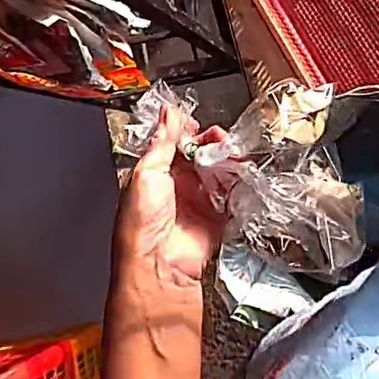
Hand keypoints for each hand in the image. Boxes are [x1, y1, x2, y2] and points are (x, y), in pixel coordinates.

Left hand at [113, 104, 224, 300]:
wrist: (158, 264)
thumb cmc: (140, 225)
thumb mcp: (146, 172)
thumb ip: (161, 141)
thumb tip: (167, 113)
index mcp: (156, 171)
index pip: (175, 142)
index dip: (186, 130)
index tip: (195, 122)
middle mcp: (178, 184)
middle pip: (201, 153)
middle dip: (211, 141)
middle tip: (217, 137)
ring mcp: (198, 199)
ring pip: (218, 168)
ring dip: (226, 157)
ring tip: (229, 152)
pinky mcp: (216, 215)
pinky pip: (232, 192)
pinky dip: (238, 180)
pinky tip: (238, 170)